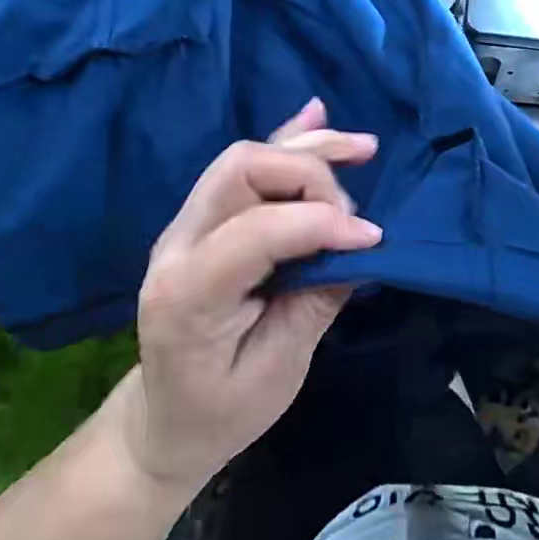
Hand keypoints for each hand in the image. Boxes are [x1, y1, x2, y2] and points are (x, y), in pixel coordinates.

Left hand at [115, 99, 379, 494]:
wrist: (165, 420)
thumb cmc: (220, 412)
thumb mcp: (278, 372)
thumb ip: (316, 301)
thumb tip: (360, 246)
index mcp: (187, 292)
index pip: (256, 229)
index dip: (320, 222)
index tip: (373, 239)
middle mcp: (178, 242)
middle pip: (243, 168)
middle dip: (310, 175)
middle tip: (353, 214)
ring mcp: (185, 224)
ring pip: (245, 157)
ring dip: (306, 149)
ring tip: (362, 146)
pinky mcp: (203, 218)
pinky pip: (243, 168)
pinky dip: (286, 144)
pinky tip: (317, 120)